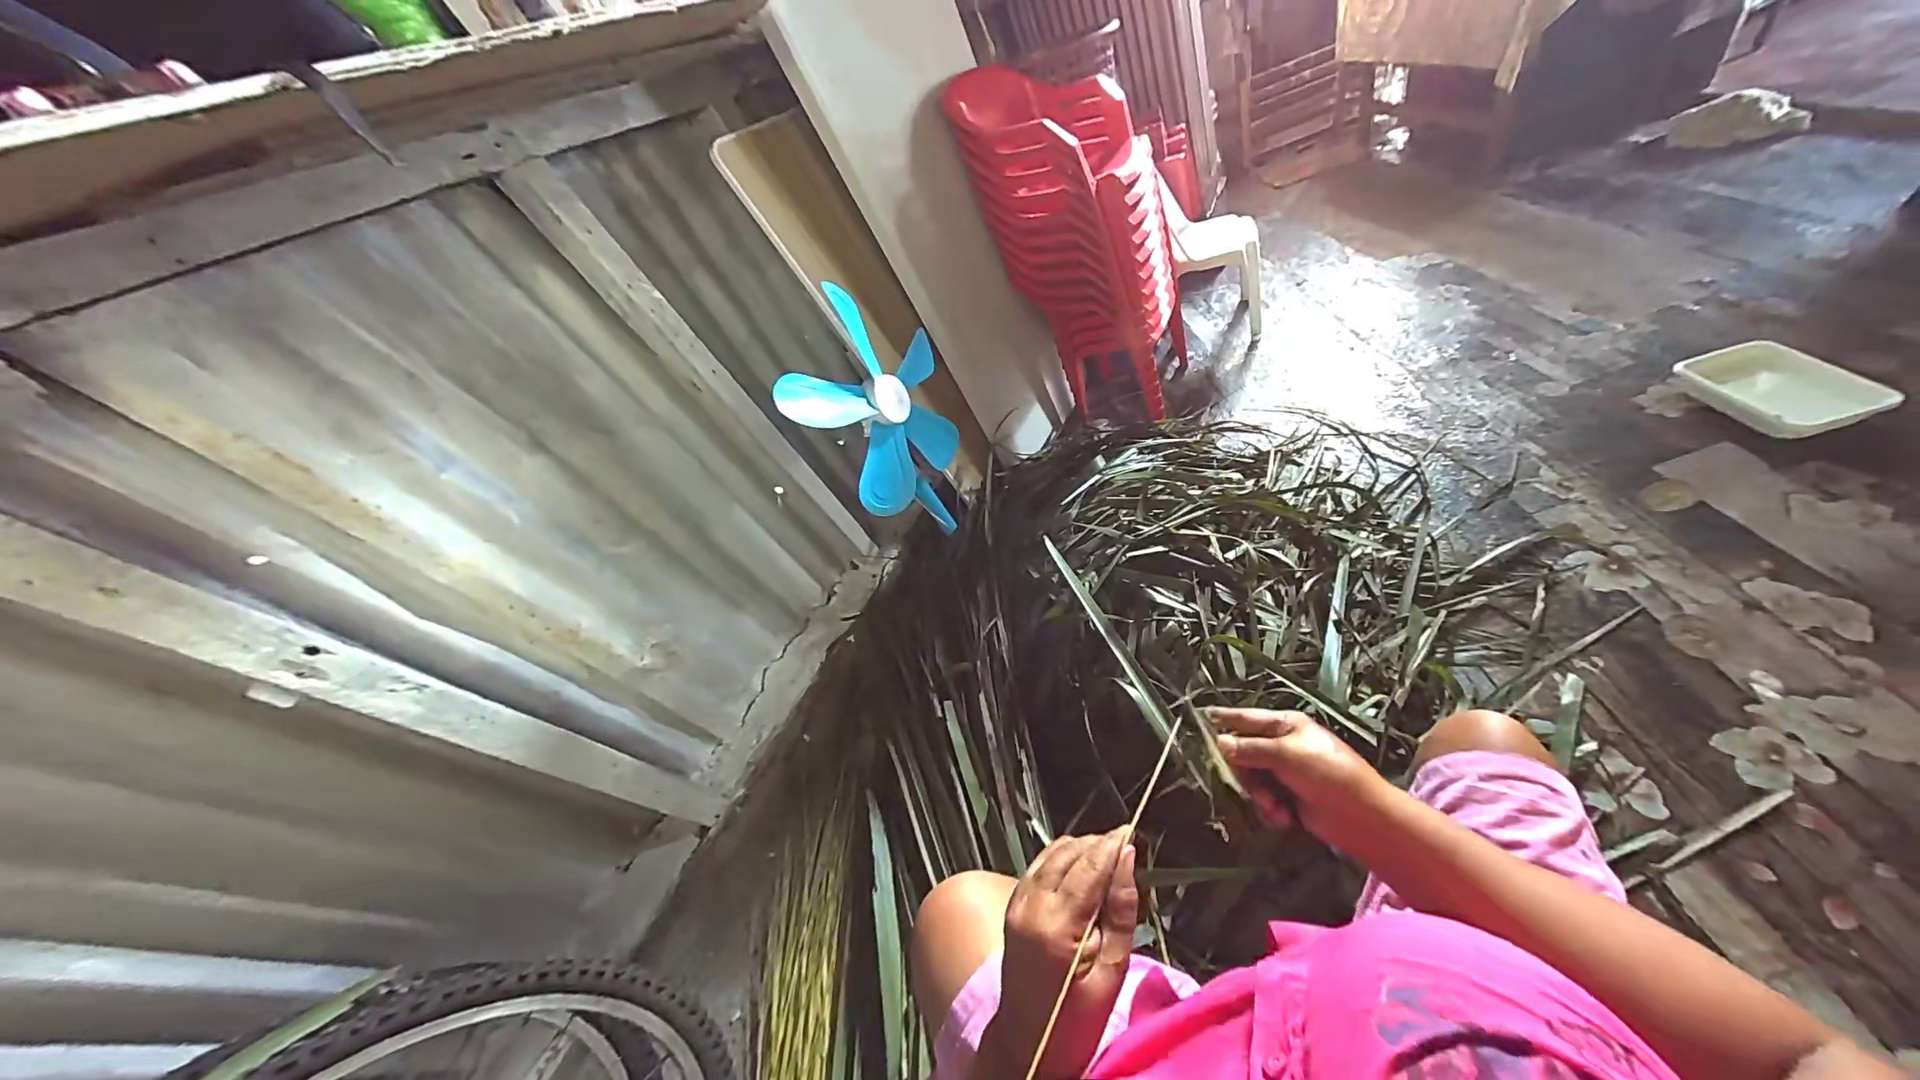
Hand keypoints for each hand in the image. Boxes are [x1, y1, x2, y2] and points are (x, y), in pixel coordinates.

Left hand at [986, 828, 1136, 1079]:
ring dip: (1080, 847)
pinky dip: (1062, 856)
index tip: (1132, 830)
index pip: (1089, 866)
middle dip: (1098, 843)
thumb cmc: (1077, 1018)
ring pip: (1051, 852)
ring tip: (1108, 855)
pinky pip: (1039, 864)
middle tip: (1124, 844)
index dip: (1111, 844)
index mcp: (1057, 925)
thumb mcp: (1112, 971)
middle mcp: (1032, 903)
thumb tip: (1127, 857)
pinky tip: (1081, 866)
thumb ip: (1121, 911)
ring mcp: (1018, 901)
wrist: (1026, 1042)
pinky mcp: (1013, 902)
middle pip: (1069, 853)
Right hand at [1210, 707, 1388, 847]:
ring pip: (1250, 778)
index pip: (1246, 718)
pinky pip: (1263, 798)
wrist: (1363, 817)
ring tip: (1274, 806)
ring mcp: (1285, 771)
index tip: (1202, 716)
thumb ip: (1249, 748)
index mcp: (1285, 725)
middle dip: (1244, 772)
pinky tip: (1283, 816)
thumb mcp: (1285, 755)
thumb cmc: (1327, 774)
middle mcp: (1282, 744)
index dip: (1224, 719)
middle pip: (1242, 752)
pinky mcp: (1289, 795)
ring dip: (1258, 794)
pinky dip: (1270, 808)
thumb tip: (1218, 742)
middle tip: (1249, 785)